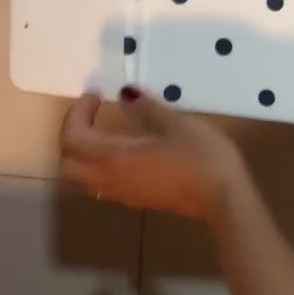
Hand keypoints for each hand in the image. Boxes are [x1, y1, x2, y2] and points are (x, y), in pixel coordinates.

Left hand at [59, 88, 250, 219]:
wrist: (224, 197)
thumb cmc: (202, 157)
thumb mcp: (178, 124)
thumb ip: (148, 107)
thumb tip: (127, 94)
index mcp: (113, 156)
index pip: (73, 136)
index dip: (77, 112)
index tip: (97, 96)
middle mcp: (109, 177)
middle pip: (68, 162)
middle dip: (73, 137)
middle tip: (93, 117)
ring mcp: (124, 193)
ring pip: (84, 177)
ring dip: (86, 155)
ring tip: (108, 136)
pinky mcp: (140, 200)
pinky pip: (105, 184)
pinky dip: (104, 167)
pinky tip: (129, 156)